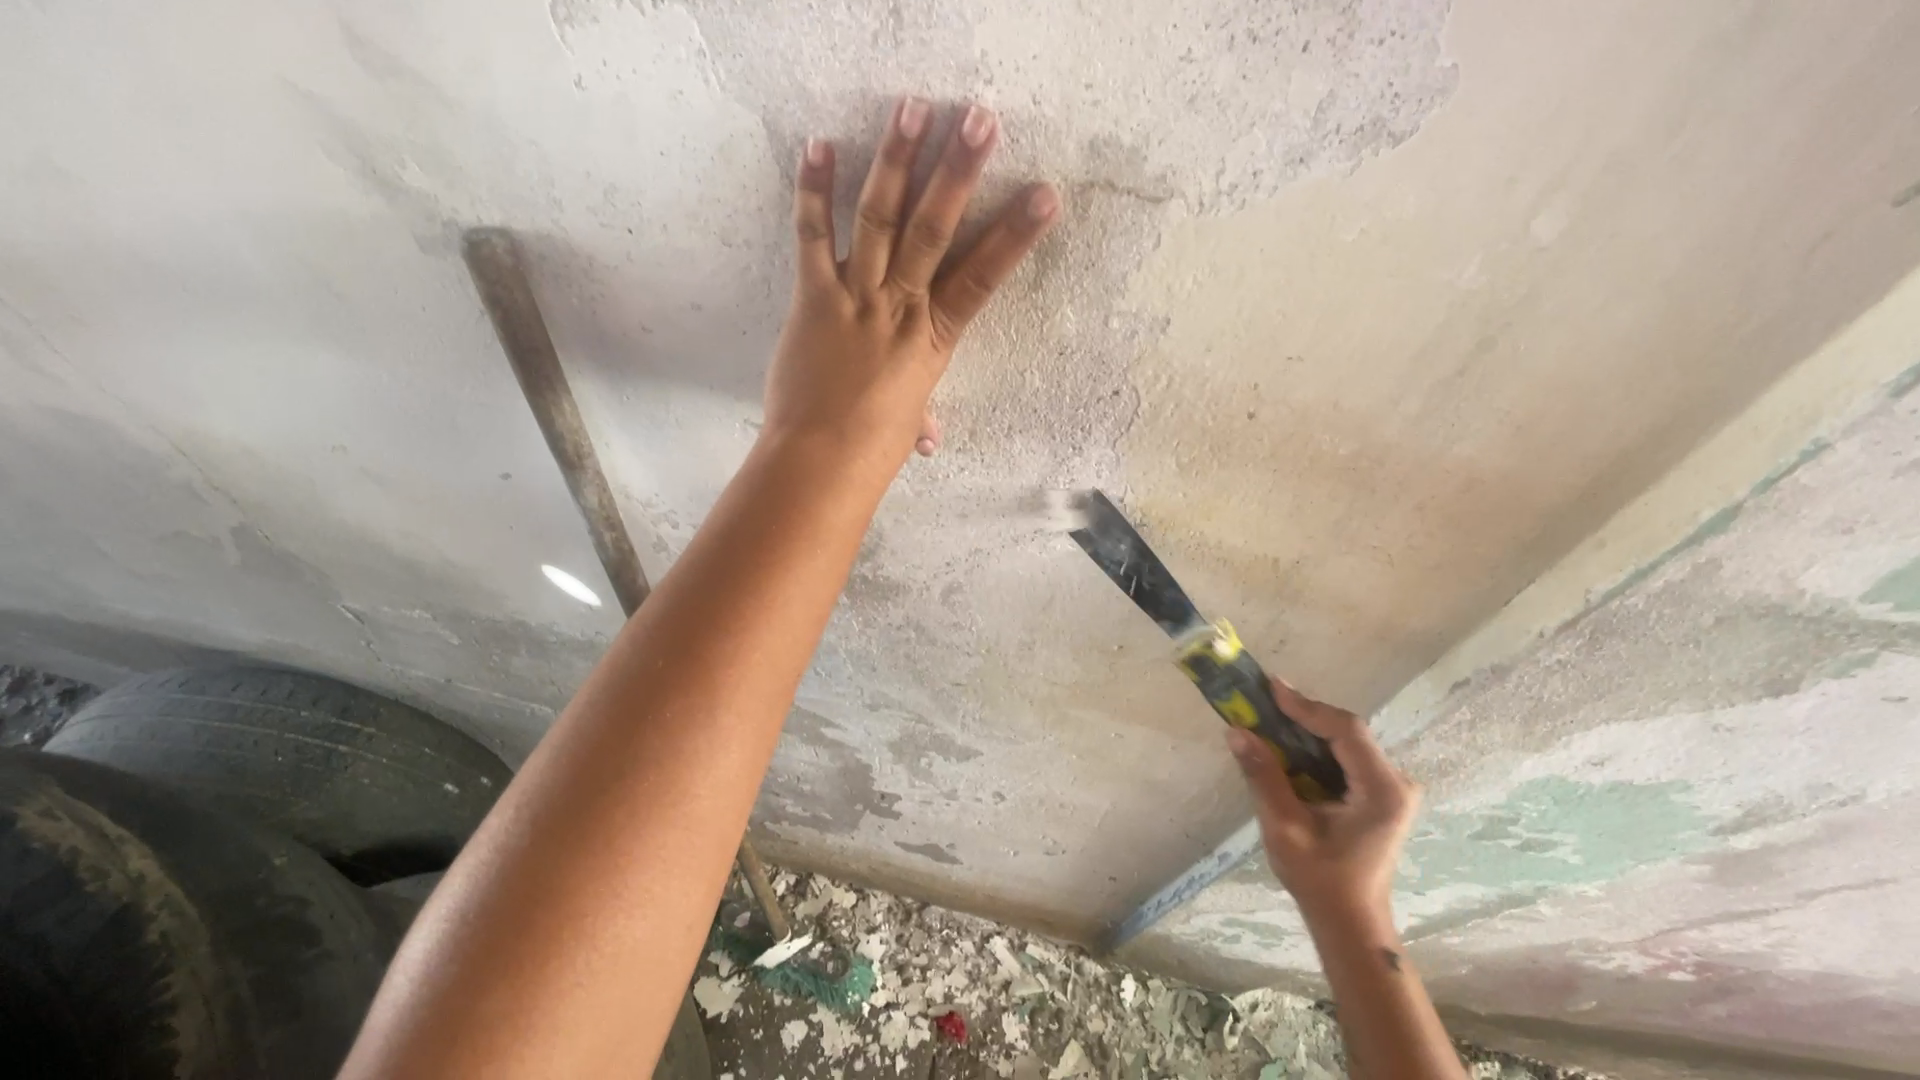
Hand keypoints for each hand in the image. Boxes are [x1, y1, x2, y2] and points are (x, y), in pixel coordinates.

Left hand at [763, 97, 1060, 464]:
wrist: (821, 461)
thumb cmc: (871, 450)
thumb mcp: (906, 425)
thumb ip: (919, 416)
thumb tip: (929, 438)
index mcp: (933, 338)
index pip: (983, 278)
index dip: (1015, 235)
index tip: (1045, 195)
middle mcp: (901, 308)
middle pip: (935, 230)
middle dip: (958, 172)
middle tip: (979, 119)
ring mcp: (857, 299)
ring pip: (880, 219)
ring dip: (896, 161)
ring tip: (912, 108)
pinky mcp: (813, 298)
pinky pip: (812, 237)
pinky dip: (814, 192)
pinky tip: (820, 144)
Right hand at [1225, 679, 1420, 924]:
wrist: (1349, 920)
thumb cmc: (1320, 879)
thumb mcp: (1285, 828)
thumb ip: (1264, 776)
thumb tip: (1236, 731)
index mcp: (1383, 790)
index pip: (1346, 730)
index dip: (1307, 706)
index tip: (1270, 689)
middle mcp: (1396, 782)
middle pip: (1348, 731)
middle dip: (1303, 715)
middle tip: (1262, 700)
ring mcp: (1392, 788)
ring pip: (1346, 741)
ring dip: (1307, 730)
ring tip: (1268, 717)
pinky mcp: (1381, 794)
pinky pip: (1347, 757)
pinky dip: (1315, 747)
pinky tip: (1288, 745)